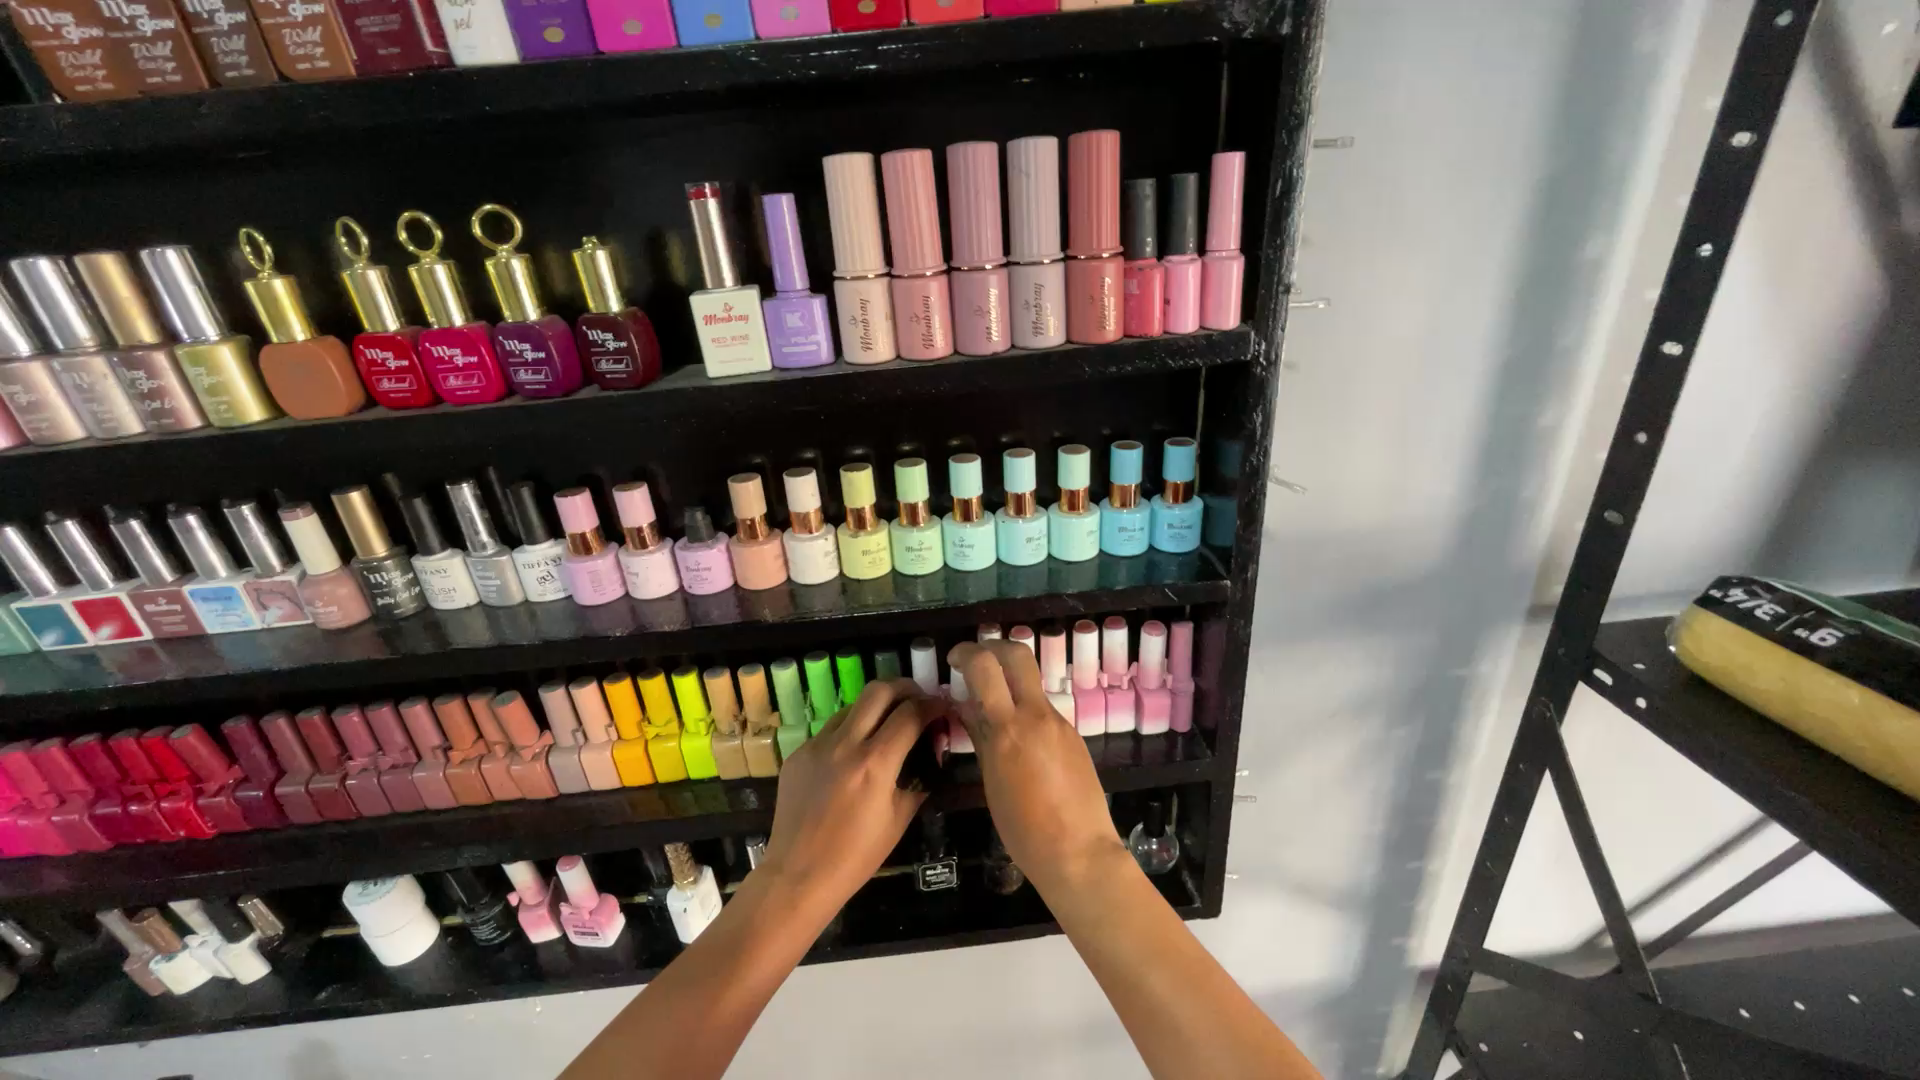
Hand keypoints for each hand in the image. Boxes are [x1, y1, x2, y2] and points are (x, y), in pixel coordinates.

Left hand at [759, 679, 941, 918]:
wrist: (798, 875)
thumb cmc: (856, 857)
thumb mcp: (899, 818)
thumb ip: (918, 779)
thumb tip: (932, 753)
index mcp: (874, 763)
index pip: (911, 713)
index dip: (933, 705)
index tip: (943, 707)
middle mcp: (844, 744)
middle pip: (879, 690)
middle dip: (905, 688)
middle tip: (918, 700)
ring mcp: (816, 746)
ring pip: (852, 706)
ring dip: (876, 708)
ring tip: (888, 726)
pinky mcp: (798, 754)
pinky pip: (830, 730)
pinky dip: (851, 732)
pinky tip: (855, 755)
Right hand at [947, 641, 1126, 894]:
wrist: (1080, 853)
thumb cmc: (1024, 830)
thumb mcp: (991, 782)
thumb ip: (980, 738)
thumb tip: (965, 708)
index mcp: (1008, 729)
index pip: (984, 666)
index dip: (965, 653)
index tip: (953, 659)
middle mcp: (1036, 715)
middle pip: (1018, 654)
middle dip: (992, 647)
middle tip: (974, 661)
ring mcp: (1059, 723)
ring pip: (1031, 683)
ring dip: (1008, 681)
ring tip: (990, 706)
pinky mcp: (1073, 736)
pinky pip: (1042, 710)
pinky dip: (1023, 710)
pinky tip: (1015, 738)